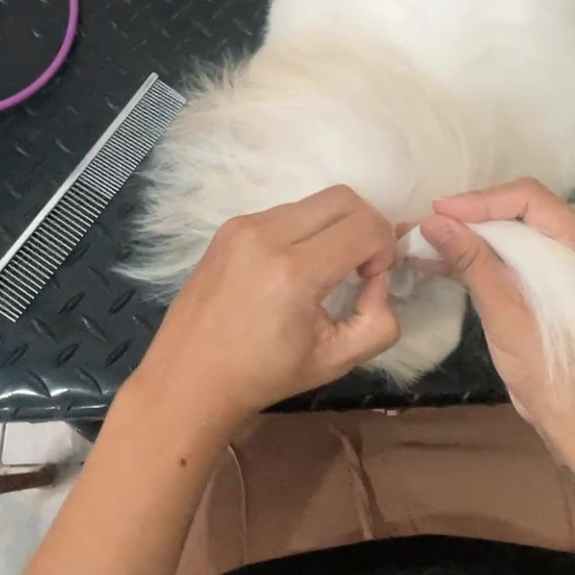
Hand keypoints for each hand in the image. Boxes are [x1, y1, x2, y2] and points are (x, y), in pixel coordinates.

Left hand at [126, 186, 402, 432]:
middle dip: (366, 226)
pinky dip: (305, 230)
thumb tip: (379, 279)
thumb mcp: (336, 361)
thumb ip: (379, 321)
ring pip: (314, 201)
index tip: (372, 279)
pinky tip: (293, 268)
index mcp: (294, 272)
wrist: (190, 377)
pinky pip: (285, 212)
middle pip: (344, 198)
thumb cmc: (264, 375)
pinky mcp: (229, 226)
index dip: (384, 248)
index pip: (365, 226)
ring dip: (334, 227)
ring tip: (326, 268)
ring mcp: (243, 226)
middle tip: (360, 265)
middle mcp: (267, 236)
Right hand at [417, 178, 574, 450]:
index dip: (482, 200)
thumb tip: (433, 221)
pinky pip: (504, 256)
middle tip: (428, 222)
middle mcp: (573, 246)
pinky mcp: (539, 283)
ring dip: (466, 235)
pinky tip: (435, 261)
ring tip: (423, 238)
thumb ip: (474, 262)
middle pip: (516, 210)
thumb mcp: (507, 315)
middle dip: (470, 215)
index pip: (529, 198)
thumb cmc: (552, 370)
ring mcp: (556, 265)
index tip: (440, 211)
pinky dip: (473, 257)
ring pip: (506, 231)